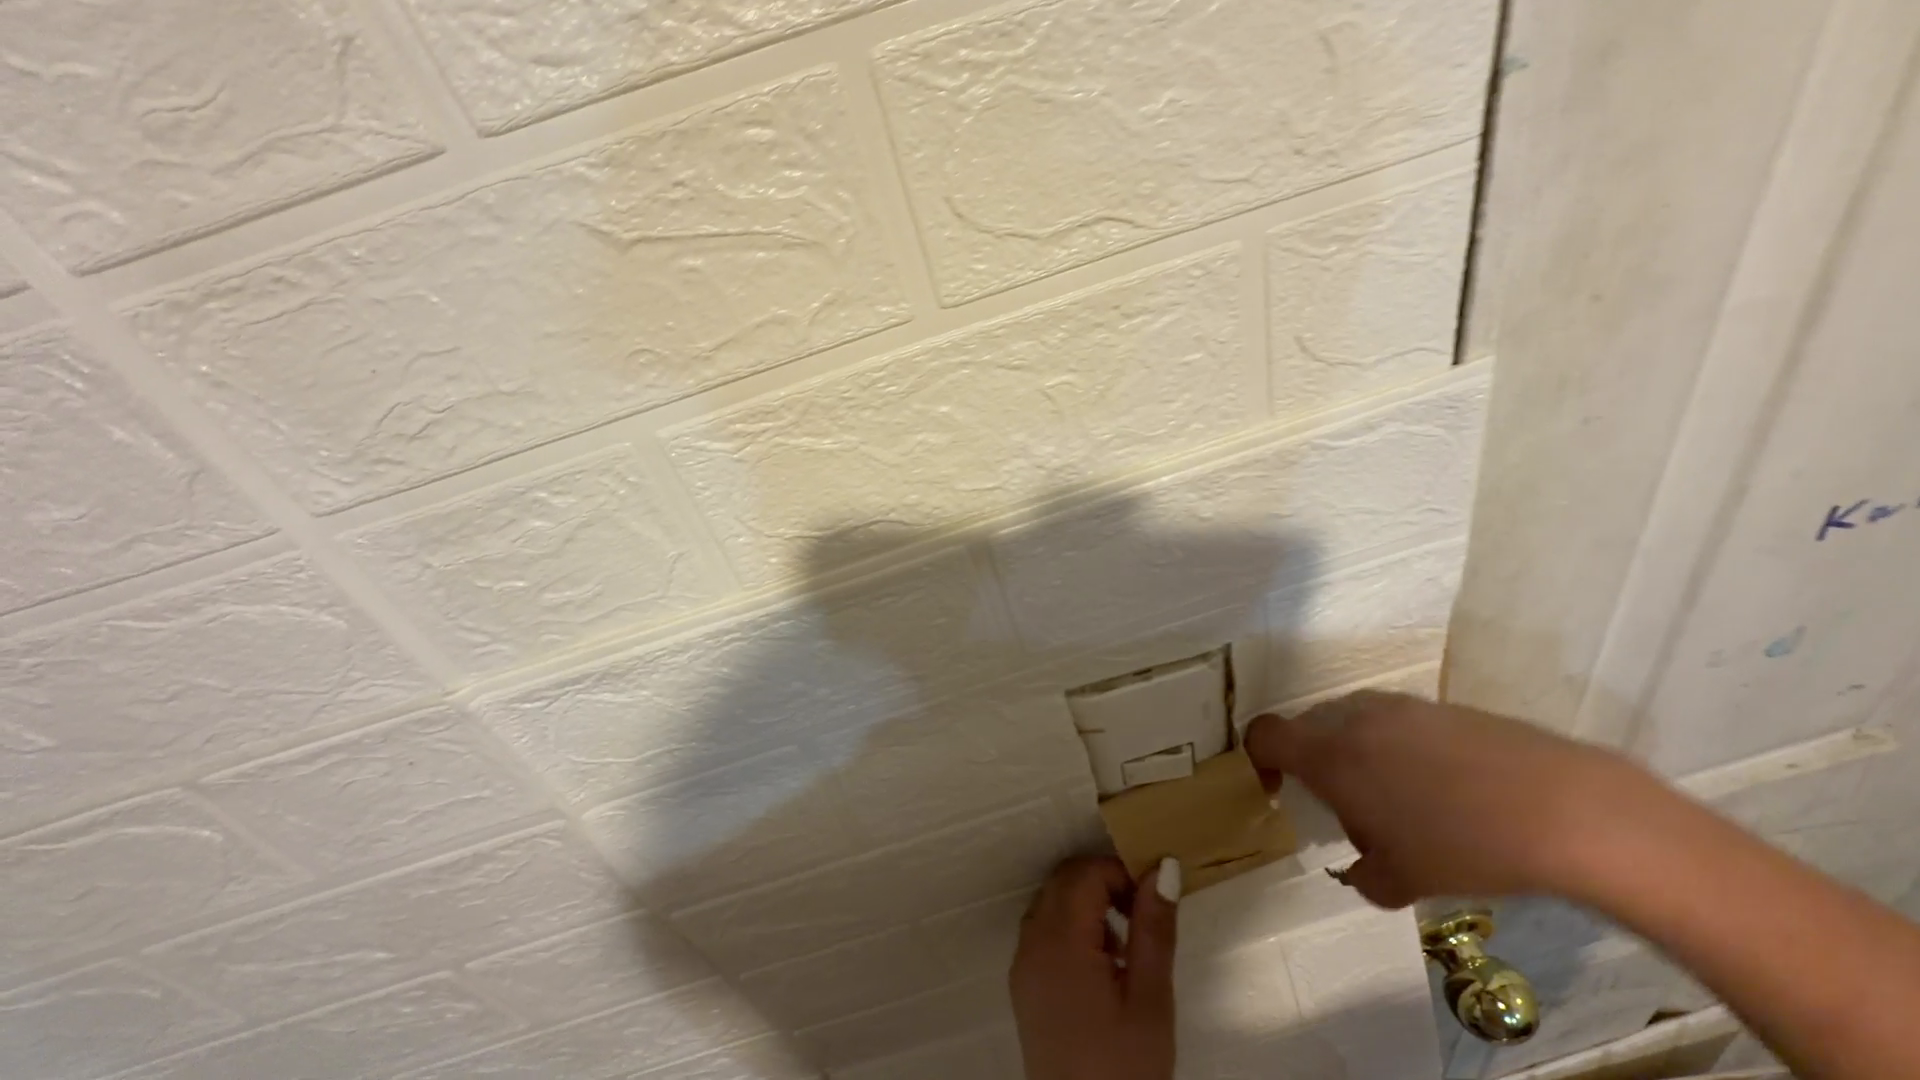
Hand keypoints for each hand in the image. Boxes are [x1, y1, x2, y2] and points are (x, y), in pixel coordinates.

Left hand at [1010, 855, 1181, 1079]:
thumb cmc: (1125, 1065)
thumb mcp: (1151, 998)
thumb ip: (1154, 928)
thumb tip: (1162, 868)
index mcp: (1060, 941)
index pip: (1084, 873)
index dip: (1120, 872)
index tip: (1153, 896)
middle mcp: (1031, 942)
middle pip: (1062, 881)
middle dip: (1103, 881)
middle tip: (1143, 912)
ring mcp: (1022, 963)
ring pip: (1050, 902)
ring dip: (1086, 903)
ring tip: (1125, 944)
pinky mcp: (1023, 985)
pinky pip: (1042, 931)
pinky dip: (1070, 927)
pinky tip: (1102, 964)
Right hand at [1244, 691, 1671, 907]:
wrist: (1566, 810)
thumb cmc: (1463, 847)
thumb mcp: (1402, 882)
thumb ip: (1363, 875)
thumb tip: (1360, 868)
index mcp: (1330, 755)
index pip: (1265, 734)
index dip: (1259, 759)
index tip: (1279, 790)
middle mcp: (1357, 719)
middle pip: (1309, 727)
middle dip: (1313, 762)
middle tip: (1346, 807)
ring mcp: (1404, 707)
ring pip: (1355, 722)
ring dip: (1357, 754)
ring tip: (1398, 800)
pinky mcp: (1446, 707)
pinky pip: (1398, 723)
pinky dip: (1399, 749)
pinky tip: (1444, 790)